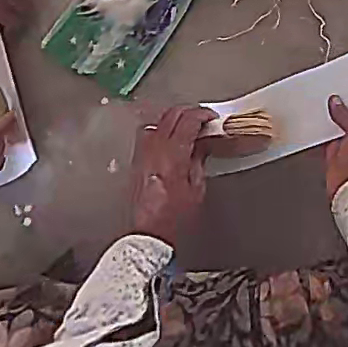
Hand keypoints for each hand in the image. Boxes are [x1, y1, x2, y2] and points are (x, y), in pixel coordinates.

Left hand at [130, 106, 216, 242]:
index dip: (202, 114)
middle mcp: (155, 150)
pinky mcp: (136, 161)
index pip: (188, 120)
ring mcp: (143, 154)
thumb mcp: (196, 188)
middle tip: (202, 118)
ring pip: (157, 121)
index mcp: (173, 155)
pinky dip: (160, 130)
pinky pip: (147, 134)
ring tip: (186, 125)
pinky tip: (169, 138)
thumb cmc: (173, 217)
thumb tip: (201, 145)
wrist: (148, 234)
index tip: (211, 118)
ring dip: (173, 119)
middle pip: (171, 115)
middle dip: (189, 112)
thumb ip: (199, 160)